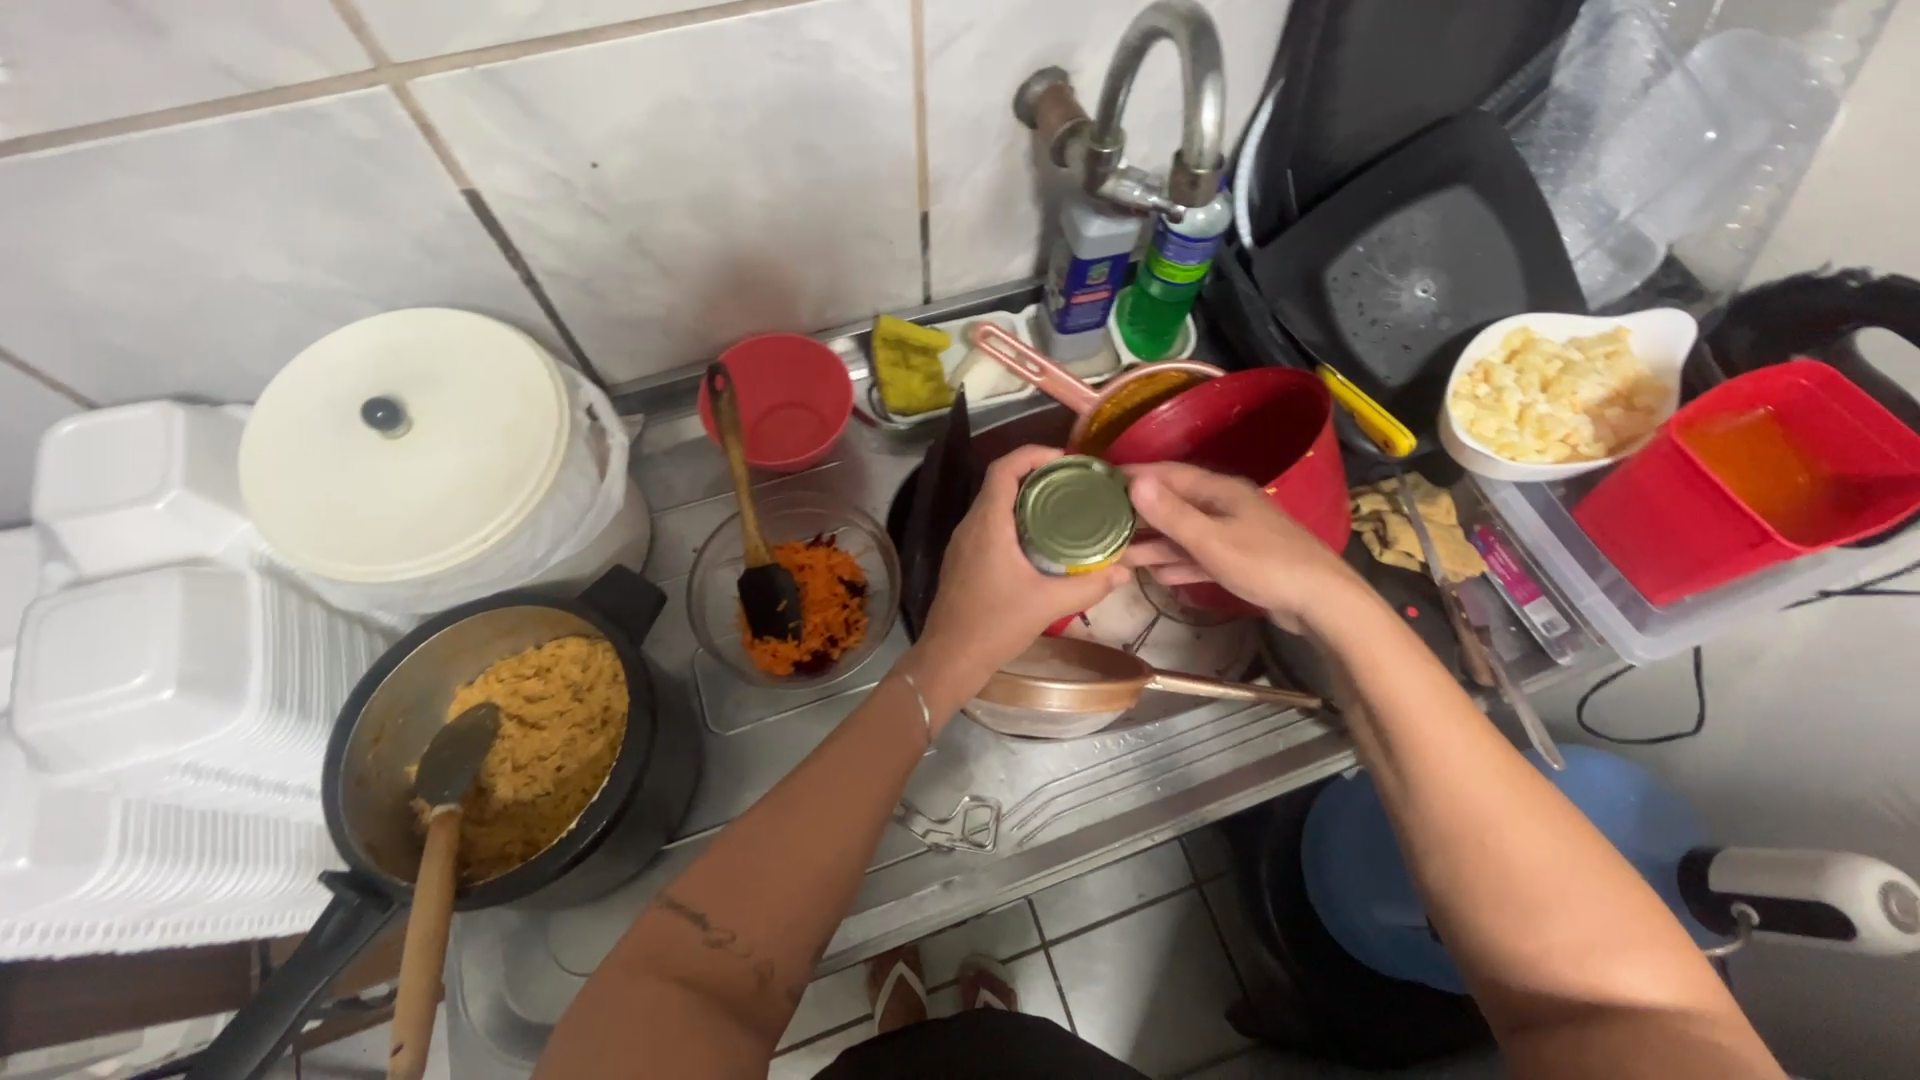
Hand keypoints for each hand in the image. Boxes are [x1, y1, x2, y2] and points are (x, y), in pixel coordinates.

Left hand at [907, 446, 1128, 711]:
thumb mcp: (1049, 604)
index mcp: (988, 524)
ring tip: (1063, 507)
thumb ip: (1089, 585)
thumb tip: (1125, 570)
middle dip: (1036, 475)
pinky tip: (1039, 540)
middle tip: (1074, 483)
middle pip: (1000, 482)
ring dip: (1025, 499)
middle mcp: (970, 525)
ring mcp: (962, 543)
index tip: (1066, 460)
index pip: (1003, 468)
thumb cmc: (995, 625)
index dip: (1033, 454)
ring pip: (993, 504)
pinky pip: (989, 525)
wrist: (949, 658)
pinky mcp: (963, 560)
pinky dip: (1014, 520)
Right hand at [1121, 461, 1366, 632]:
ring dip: (1156, 544)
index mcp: (1220, 492)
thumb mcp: (1212, 540)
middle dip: (1140, 515)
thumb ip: (1172, 515)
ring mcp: (1235, 534)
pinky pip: (1201, 556)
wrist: (1322, 602)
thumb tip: (1134, 482)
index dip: (1135, 475)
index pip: (1169, 474)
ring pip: (1186, 534)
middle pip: (1175, 505)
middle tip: (1103, 524)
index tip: (1100, 480)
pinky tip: (1158, 575)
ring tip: (1121, 555)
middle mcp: (1226, 506)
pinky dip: (1180, 563)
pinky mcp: (1242, 561)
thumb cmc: (1265, 565)